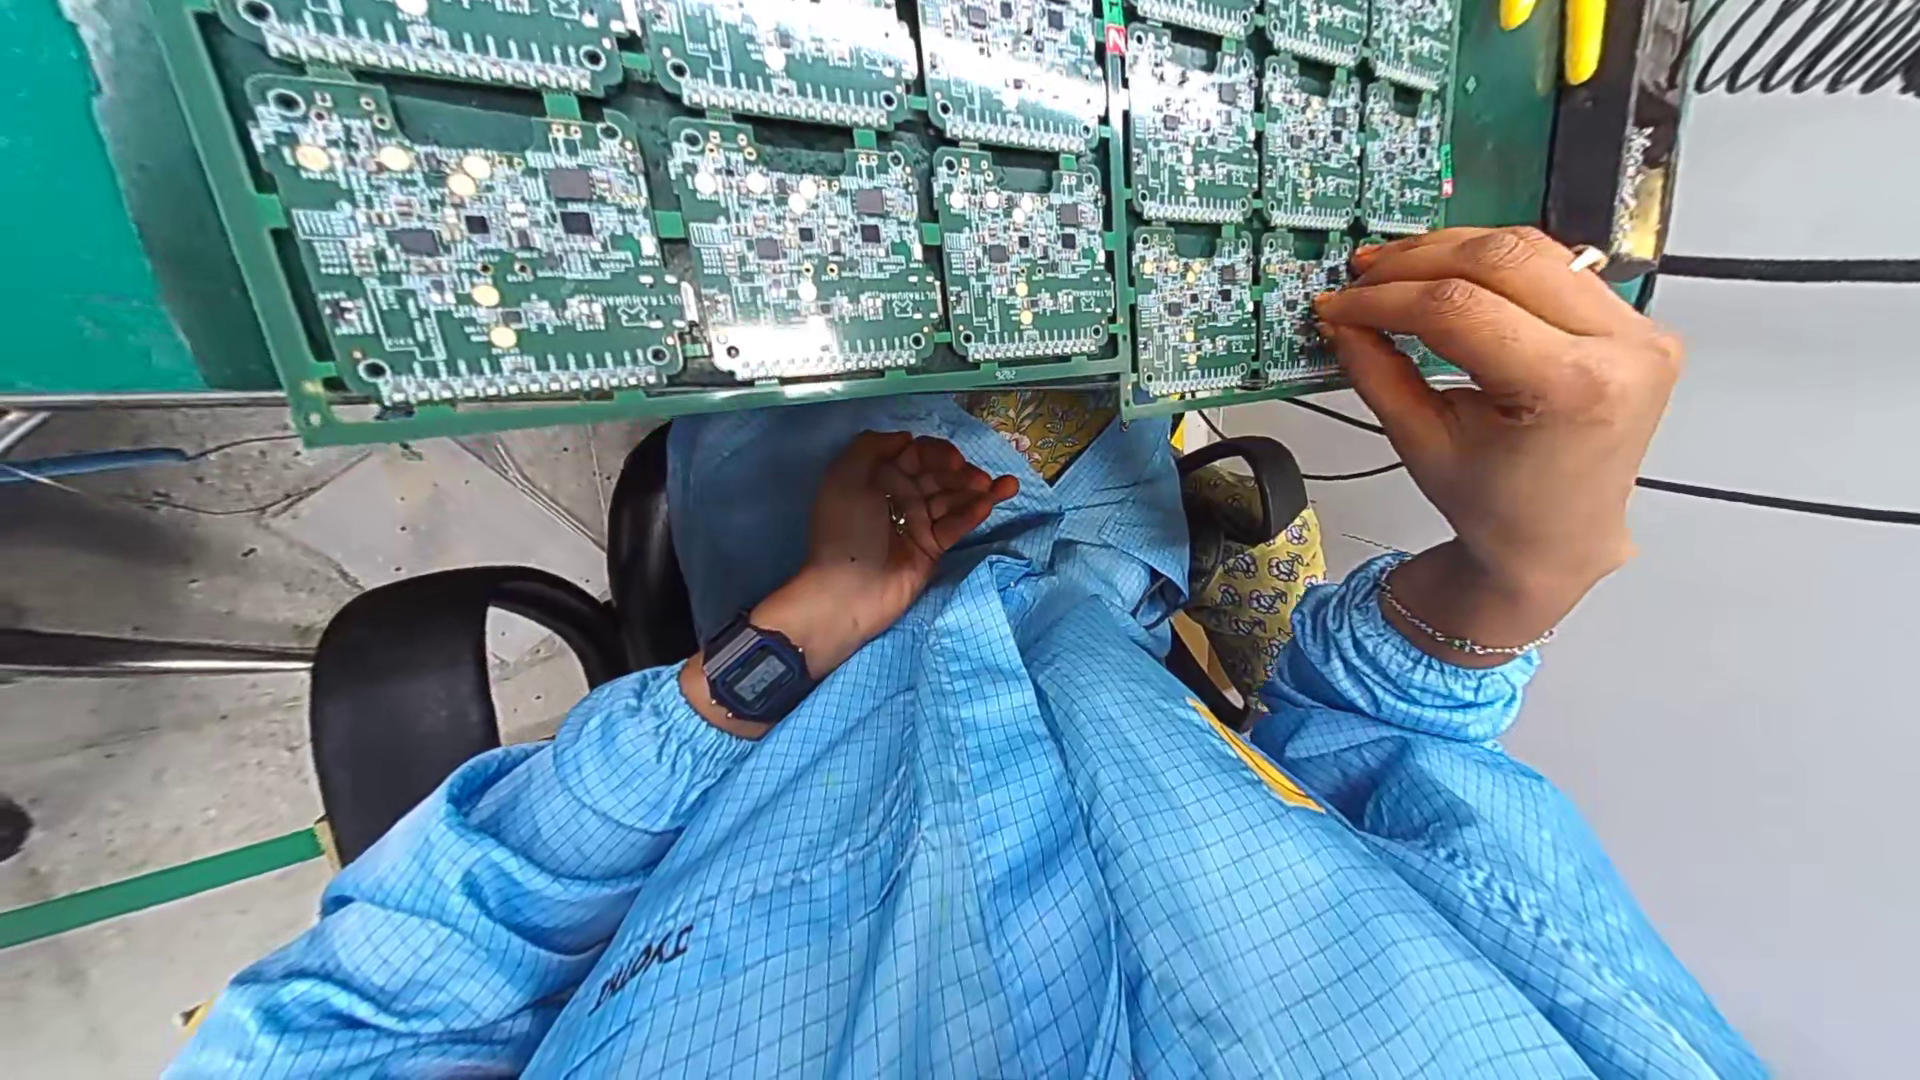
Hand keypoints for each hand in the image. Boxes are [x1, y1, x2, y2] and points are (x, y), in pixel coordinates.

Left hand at [797, 430, 1020, 640]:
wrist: (848, 590)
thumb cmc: (845, 530)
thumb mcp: (844, 477)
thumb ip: (872, 446)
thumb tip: (907, 437)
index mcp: (879, 476)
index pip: (917, 455)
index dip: (938, 454)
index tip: (954, 460)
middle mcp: (900, 496)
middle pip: (940, 476)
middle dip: (962, 473)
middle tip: (980, 478)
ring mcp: (918, 523)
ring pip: (953, 499)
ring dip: (979, 491)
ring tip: (1006, 486)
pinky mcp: (931, 547)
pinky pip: (955, 525)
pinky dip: (972, 514)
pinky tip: (987, 505)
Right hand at [1316, 227, 1682, 663]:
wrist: (1556, 532)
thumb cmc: (1488, 502)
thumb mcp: (1418, 442)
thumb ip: (1379, 375)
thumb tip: (1343, 324)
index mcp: (1569, 386)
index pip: (1460, 309)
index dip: (1385, 300)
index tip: (1338, 305)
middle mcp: (1622, 344)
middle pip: (1504, 259)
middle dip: (1417, 261)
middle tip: (1360, 274)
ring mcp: (1638, 326)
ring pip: (1533, 248)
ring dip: (1451, 249)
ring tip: (1391, 267)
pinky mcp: (1630, 321)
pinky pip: (1551, 268)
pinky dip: (1485, 264)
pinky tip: (1441, 273)